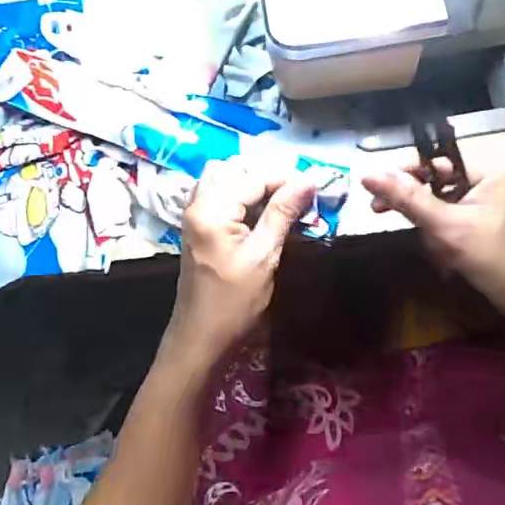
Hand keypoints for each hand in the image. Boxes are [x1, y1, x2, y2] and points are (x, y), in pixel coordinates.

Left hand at [165, 159, 318, 360]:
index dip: (284, 178)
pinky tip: (255, 208)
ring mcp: (191, 213)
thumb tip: (308, 180)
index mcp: (211, 212)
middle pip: (234, 169)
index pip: (252, 178)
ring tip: (277, 200)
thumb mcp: (263, 257)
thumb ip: (282, 213)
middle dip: (267, 176)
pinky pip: (213, 191)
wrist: (199, 335)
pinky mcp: (194, 223)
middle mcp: (196, 204)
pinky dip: (235, 191)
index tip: (313, 186)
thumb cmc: (234, 302)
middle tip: (296, 194)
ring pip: (221, 176)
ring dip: (250, 181)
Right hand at [361, 144, 504, 334]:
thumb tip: (368, 174)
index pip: (436, 160)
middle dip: (420, 210)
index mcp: (494, 168)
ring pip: (448, 206)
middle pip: (440, 183)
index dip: (403, 175)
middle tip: (383, 217)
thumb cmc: (501, 261)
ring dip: (434, 230)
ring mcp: (501, 202)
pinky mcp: (499, 224)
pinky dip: (449, 239)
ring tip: (440, 257)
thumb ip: (407, 199)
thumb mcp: (448, 228)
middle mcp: (499, 178)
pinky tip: (448, 261)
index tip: (374, 195)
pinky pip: (462, 221)